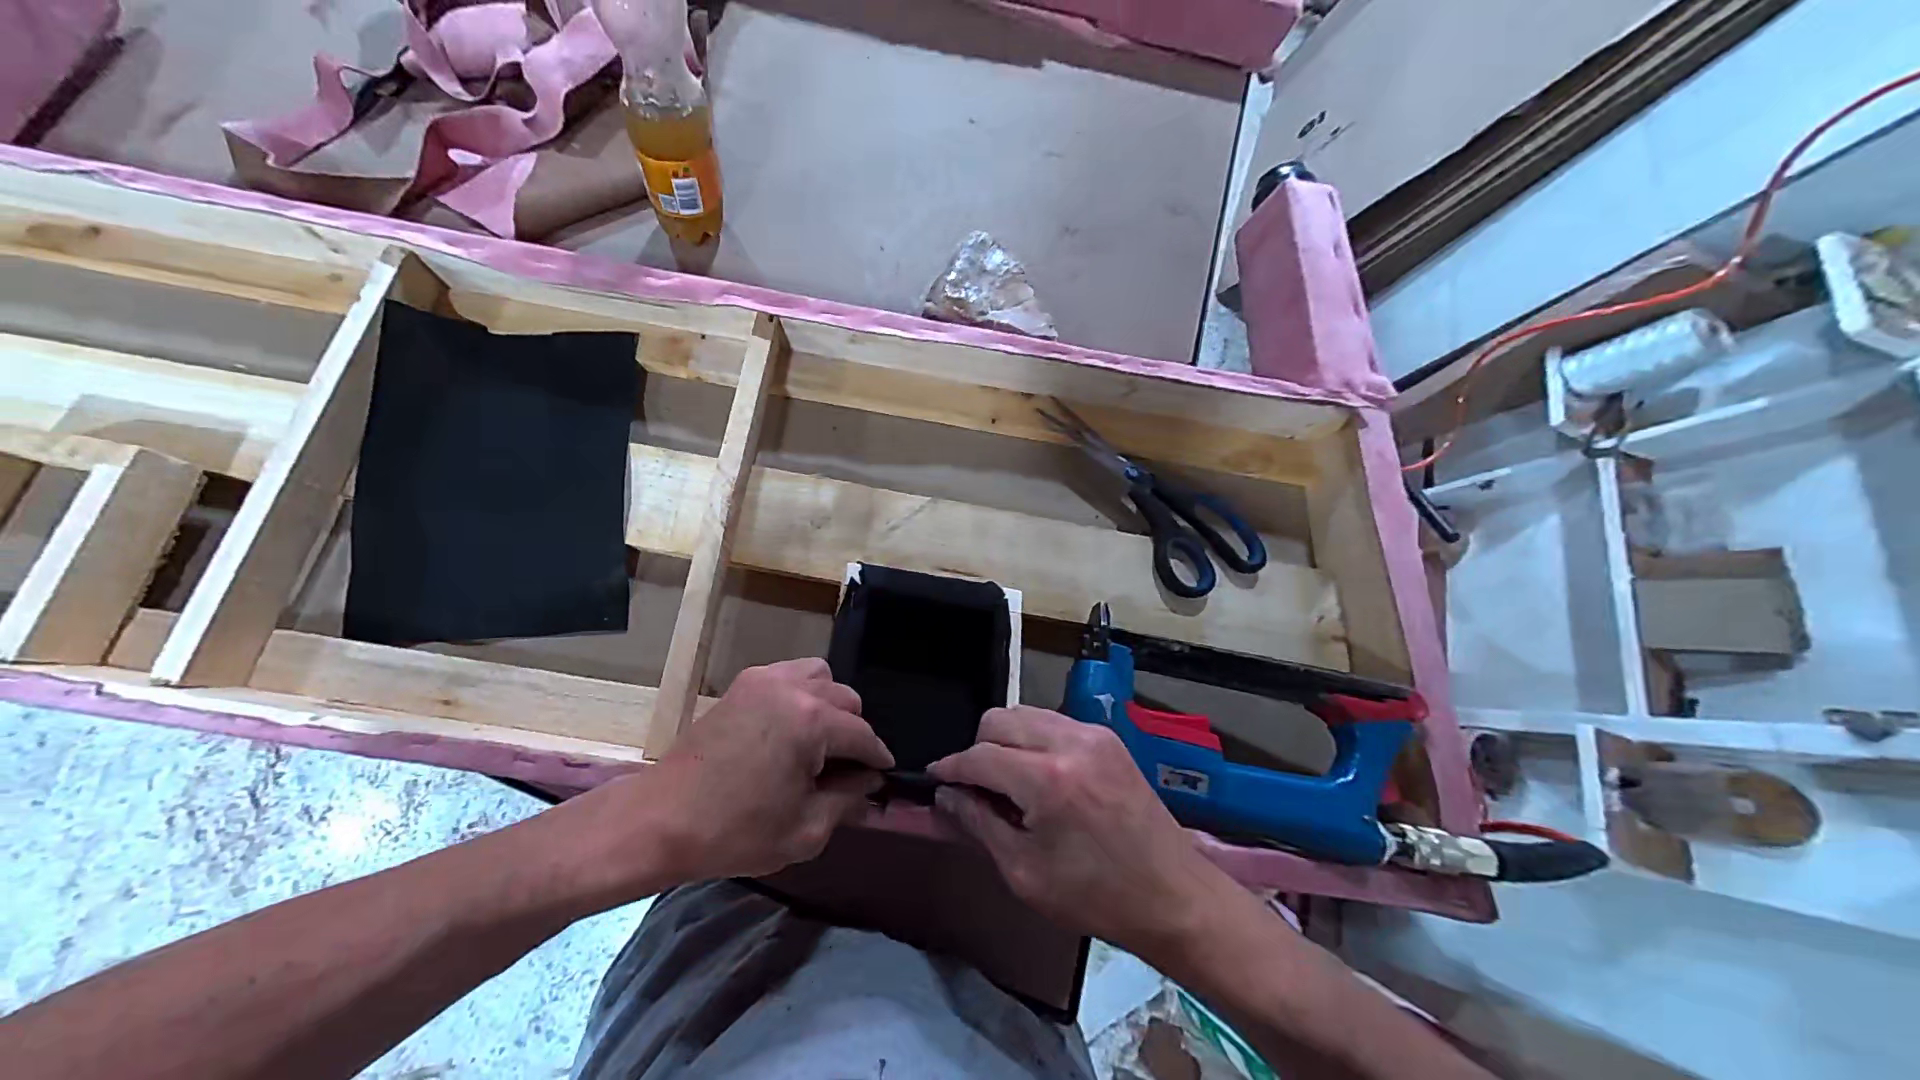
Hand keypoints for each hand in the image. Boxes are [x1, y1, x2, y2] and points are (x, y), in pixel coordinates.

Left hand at [559, 658, 893, 899]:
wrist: (659, 821)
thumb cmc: (734, 832)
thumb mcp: (804, 830)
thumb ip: (847, 801)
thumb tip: (870, 783)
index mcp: (812, 722)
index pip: (864, 735)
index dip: (878, 759)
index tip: (883, 777)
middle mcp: (793, 688)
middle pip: (847, 700)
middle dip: (854, 733)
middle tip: (845, 769)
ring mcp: (764, 680)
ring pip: (821, 678)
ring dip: (831, 705)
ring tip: (820, 741)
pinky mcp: (743, 684)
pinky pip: (790, 675)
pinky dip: (802, 693)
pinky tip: (792, 727)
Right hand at [928, 706, 1235, 953]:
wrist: (1175, 895)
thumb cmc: (1096, 896)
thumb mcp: (1024, 873)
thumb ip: (979, 824)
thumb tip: (946, 796)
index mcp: (1046, 779)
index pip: (978, 755)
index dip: (950, 768)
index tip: (935, 780)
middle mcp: (1069, 741)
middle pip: (998, 719)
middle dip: (977, 749)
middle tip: (976, 788)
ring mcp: (1093, 734)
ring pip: (1025, 713)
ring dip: (1005, 740)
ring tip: (1008, 782)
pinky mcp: (1109, 738)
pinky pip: (1053, 722)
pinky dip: (1034, 740)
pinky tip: (1039, 776)